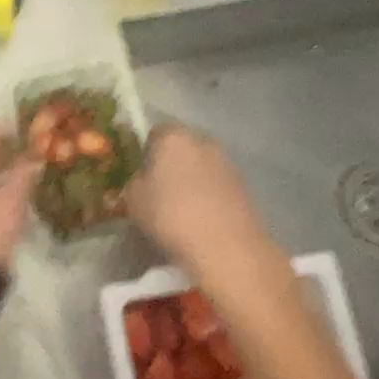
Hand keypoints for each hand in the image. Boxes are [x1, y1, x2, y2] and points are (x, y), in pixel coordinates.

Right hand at [125, 124, 275, 276]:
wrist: (226, 247)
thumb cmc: (171, 215)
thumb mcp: (134, 200)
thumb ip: (135, 182)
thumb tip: (144, 181)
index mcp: (173, 136)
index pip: (155, 132)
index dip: (146, 152)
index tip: (141, 175)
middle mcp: (203, 141)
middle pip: (182, 147)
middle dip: (171, 164)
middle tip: (159, 192)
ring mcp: (227, 163)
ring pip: (201, 166)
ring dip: (192, 181)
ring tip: (182, 211)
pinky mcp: (245, 186)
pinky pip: (217, 185)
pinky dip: (209, 196)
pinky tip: (202, 220)